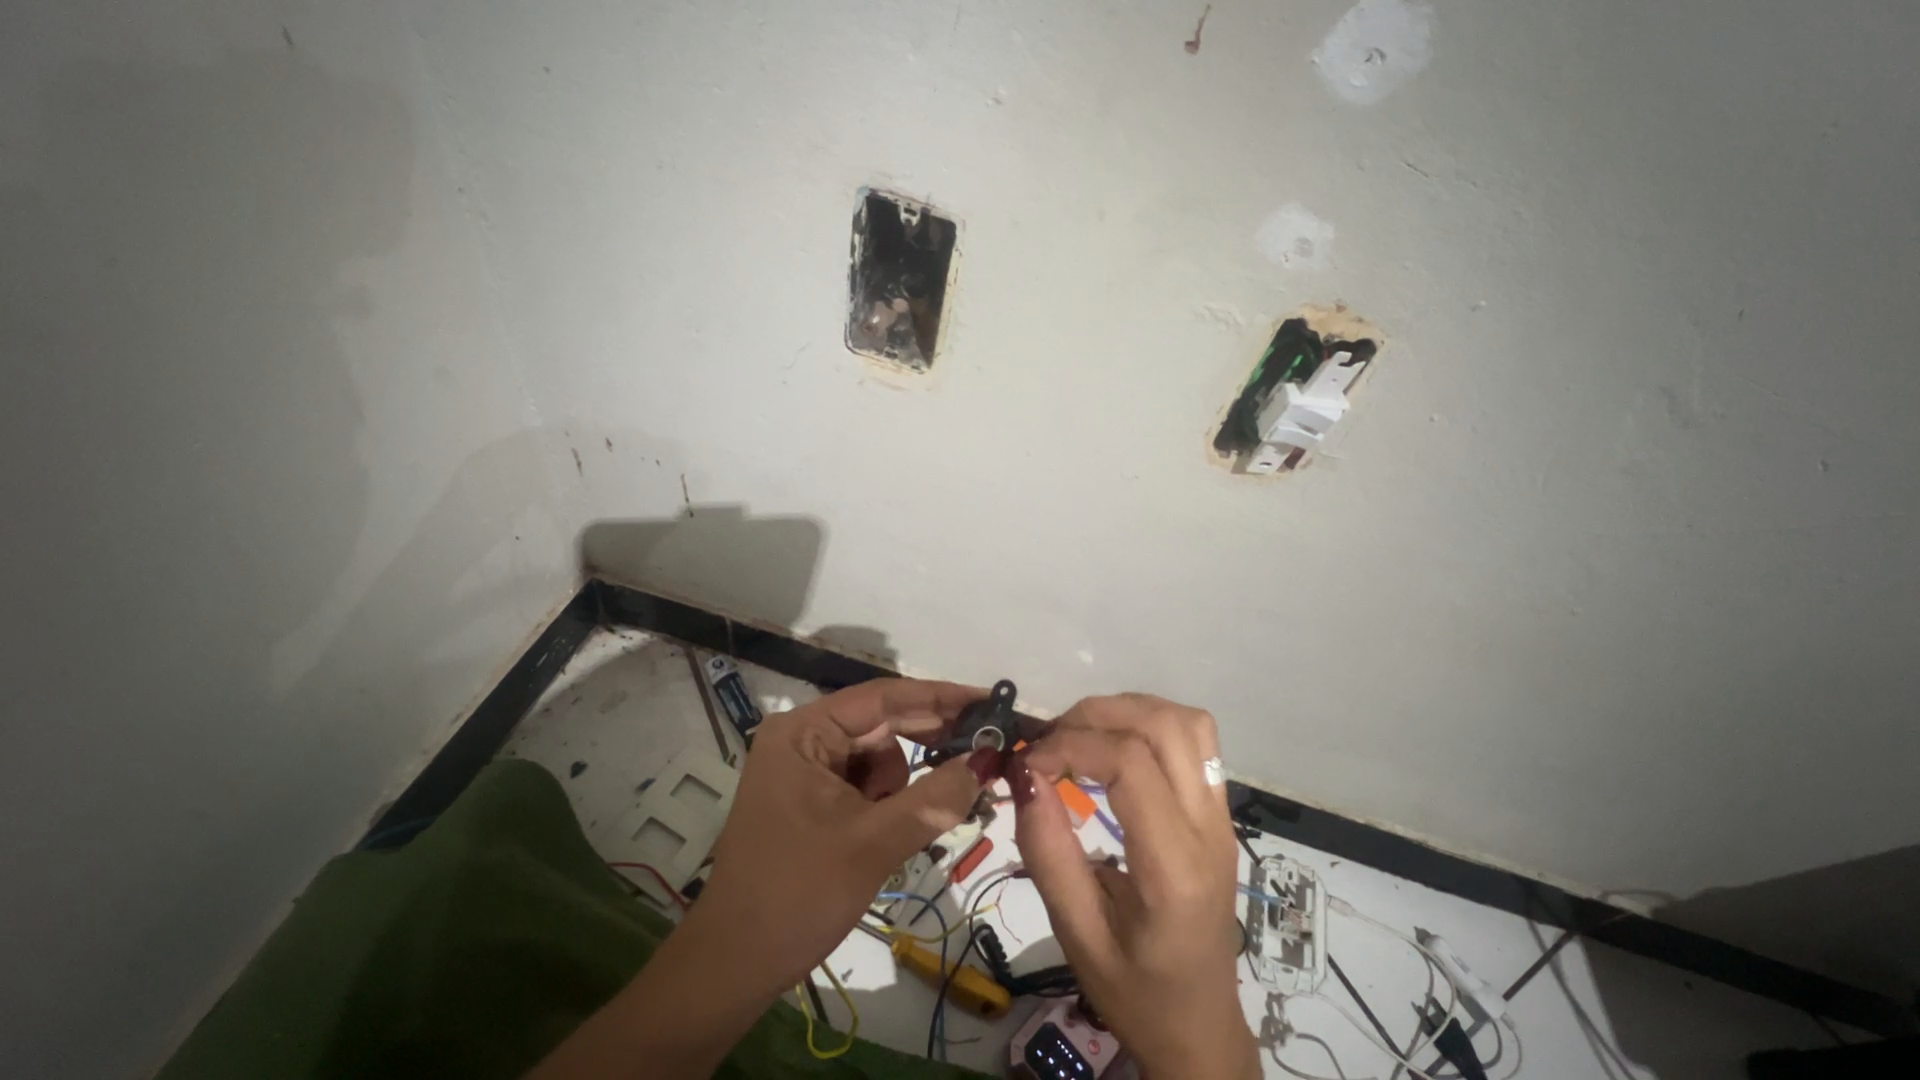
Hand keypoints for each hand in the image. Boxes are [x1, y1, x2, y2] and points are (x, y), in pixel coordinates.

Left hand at [695, 678, 1000, 997]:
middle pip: (881, 724)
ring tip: (901, 827)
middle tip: (987, 748)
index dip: (940, 697)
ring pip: (878, 757)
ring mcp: (803, 771)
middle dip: (929, 740)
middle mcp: (801, 739)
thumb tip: (988, 760)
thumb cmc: (798, 894)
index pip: (883, 698)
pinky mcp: (809, 801)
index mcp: (803, 732)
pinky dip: (888, 801)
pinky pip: (863, 784)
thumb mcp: (874, 843)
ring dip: (904, 784)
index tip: (990, 700)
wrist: (736, 964)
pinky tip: (892, 831)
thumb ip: (935, 798)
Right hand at [1013, 694, 1257, 1079]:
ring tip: (1081, 736)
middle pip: (1165, 726)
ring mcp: (1222, 817)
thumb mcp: (1077, 934)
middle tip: (1050, 742)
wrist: (1199, 1027)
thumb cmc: (1134, 992)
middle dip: (1097, 715)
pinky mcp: (1220, 814)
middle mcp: (1208, 829)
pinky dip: (1151, 725)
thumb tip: (1025, 776)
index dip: (1072, 745)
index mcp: (1173, 867)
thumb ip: (1049, 853)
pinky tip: (1116, 749)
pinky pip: (1196, 743)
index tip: (1029, 764)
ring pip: (1188, 723)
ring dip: (1128, 711)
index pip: (1131, 763)